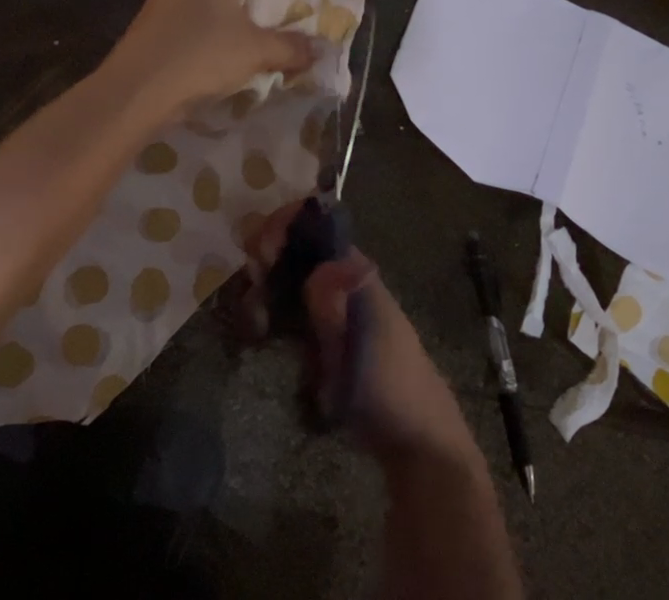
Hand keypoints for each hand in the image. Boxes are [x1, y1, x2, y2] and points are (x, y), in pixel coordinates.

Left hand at [104, 0, 313, 122]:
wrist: (136, 92)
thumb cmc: (200, 54)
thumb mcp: (256, 51)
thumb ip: (292, 46)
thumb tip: (318, 48)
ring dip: (237, 8)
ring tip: (268, 27)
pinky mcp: (157, 24)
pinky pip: (196, 16)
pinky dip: (217, 27)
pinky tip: (235, 49)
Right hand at [239, 202, 477, 460]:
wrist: (416, 441)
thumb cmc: (394, 389)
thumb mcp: (366, 346)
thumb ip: (339, 308)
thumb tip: (322, 266)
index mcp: (353, 273)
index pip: (313, 226)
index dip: (282, 228)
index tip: (260, 258)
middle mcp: (338, 283)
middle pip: (289, 252)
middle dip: (262, 267)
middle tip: (252, 303)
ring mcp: (328, 310)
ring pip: (281, 282)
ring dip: (259, 296)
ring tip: (253, 329)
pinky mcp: (319, 338)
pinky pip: (284, 313)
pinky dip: (265, 317)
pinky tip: (257, 339)